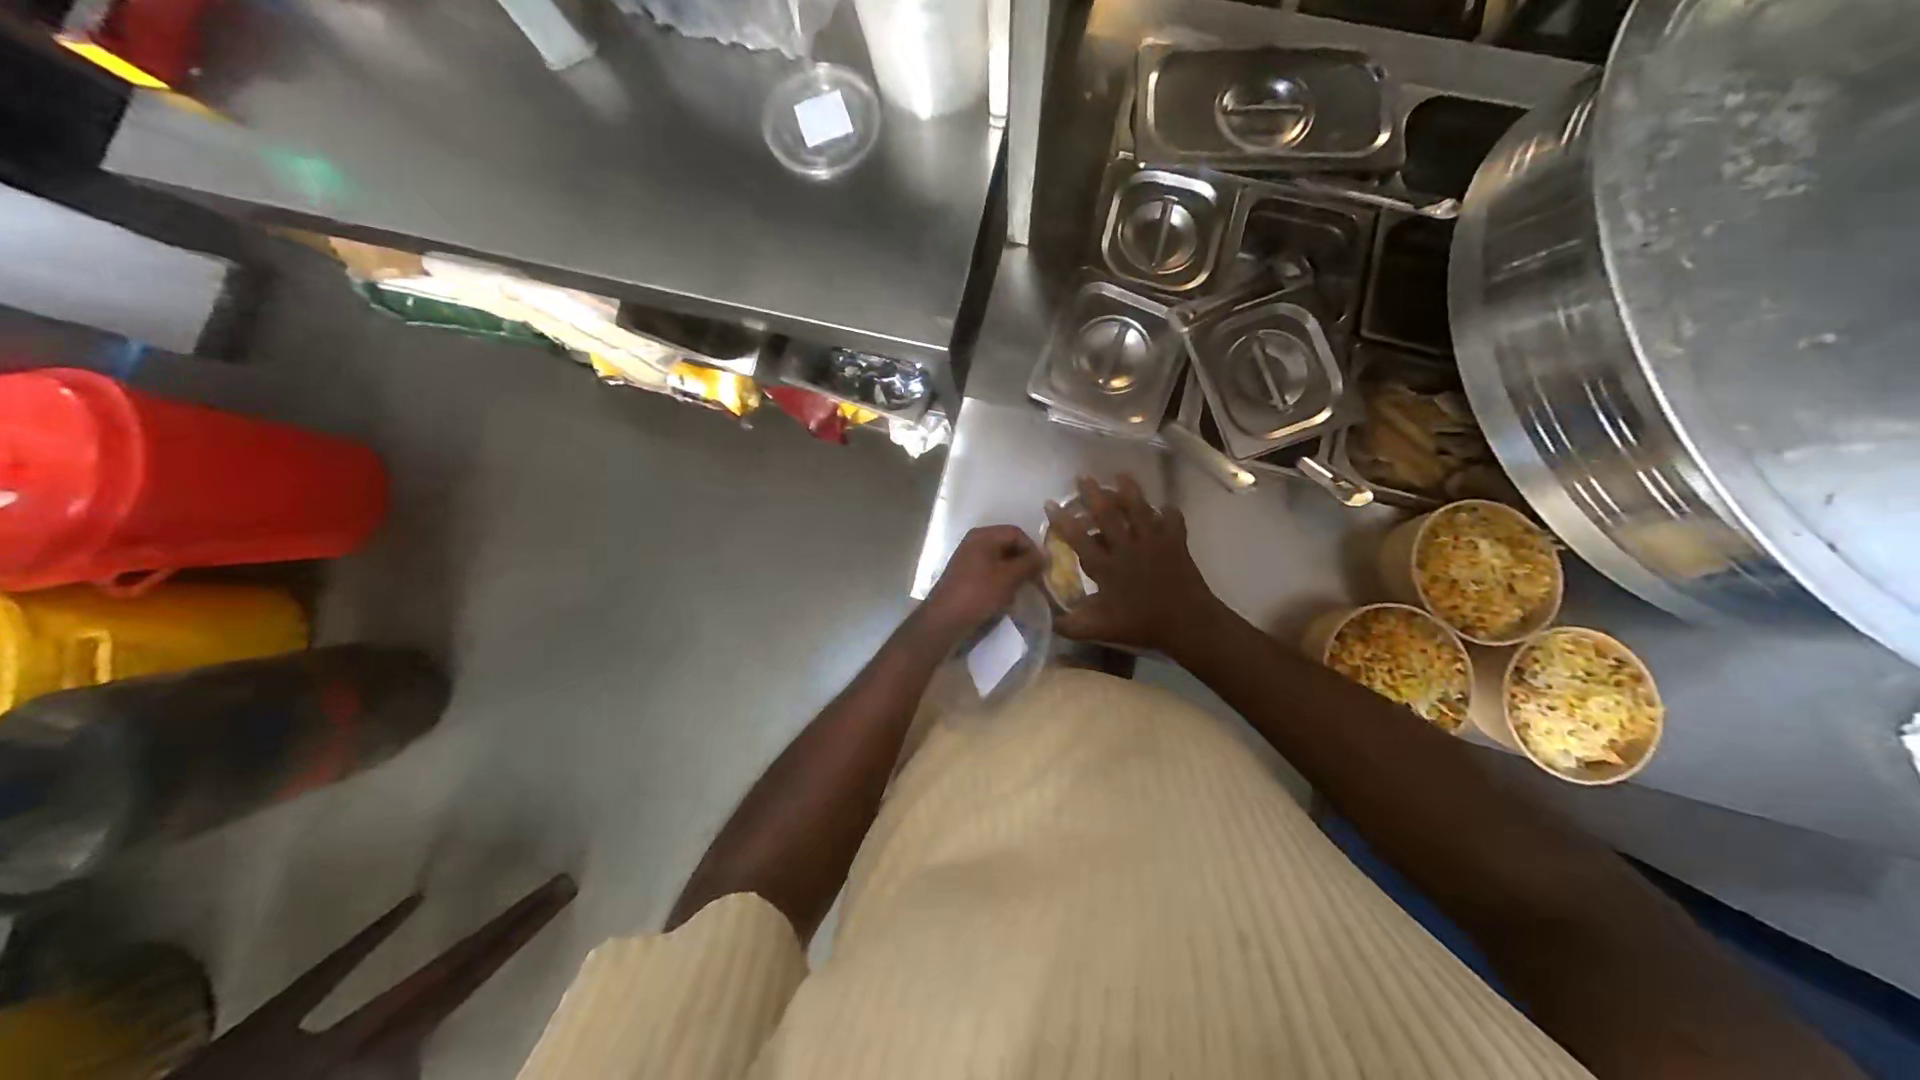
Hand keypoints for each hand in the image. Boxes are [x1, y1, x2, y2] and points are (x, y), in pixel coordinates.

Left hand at [919, 525, 1042, 643]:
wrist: (945, 619)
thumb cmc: (978, 593)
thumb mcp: (1008, 577)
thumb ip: (1029, 563)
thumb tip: (1046, 555)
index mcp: (983, 536)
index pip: (1016, 533)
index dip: (1032, 549)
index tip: (1042, 569)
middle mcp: (974, 542)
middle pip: (1008, 545)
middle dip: (1024, 562)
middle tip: (1036, 580)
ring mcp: (968, 559)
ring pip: (1000, 561)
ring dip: (1014, 574)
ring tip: (1022, 590)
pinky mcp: (966, 576)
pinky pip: (990, 572)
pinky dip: (1002, 581)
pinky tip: (1006, 597)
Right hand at [1045, 475, 1224, 652]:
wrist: (1186, 623)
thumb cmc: (1140, 625)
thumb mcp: (1099, 630)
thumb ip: (1070, 625)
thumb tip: (1047, 620)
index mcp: (1105, 567)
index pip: (1078, 538)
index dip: (1062, 520)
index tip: (1050, 503)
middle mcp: (1126, 548)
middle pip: (1107, 515)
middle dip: (1094, 494)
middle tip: (1083, 477)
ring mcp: (1152, 543)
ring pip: (1139, 509)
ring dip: (1129, 490)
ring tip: (1122, 475)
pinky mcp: (1175, 543)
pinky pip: (1172, 520)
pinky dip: (1168, 512)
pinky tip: (1165, 507)